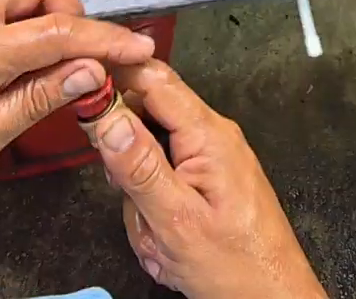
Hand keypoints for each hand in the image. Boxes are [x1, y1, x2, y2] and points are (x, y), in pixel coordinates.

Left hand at [0, 0, 155, 230]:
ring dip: (47, 17)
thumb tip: (91, 71)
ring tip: (49, 71)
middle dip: (70, 8)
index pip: (57, 30)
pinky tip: (19, 70)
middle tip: (75, 58)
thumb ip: (38, 98)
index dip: (105, 38)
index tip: (140, 48)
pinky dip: (23, 27)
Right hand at [87, 61, 325, 298]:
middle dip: (127, 155)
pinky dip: (155, 205)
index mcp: (206, 132)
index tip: (82, 93)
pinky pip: (167, 175)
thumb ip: (139, 166)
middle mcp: (211, 132)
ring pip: (152, 152)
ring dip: (141, 193)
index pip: (153, 79)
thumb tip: (108, 116)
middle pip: (148, 115)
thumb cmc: (235, 264)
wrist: (273, 297)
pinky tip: (164, 236)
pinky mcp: (210, 176)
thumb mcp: (176, 220)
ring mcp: (212, 154)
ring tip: (157, 234)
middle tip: (127, 197)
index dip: (116, 77)